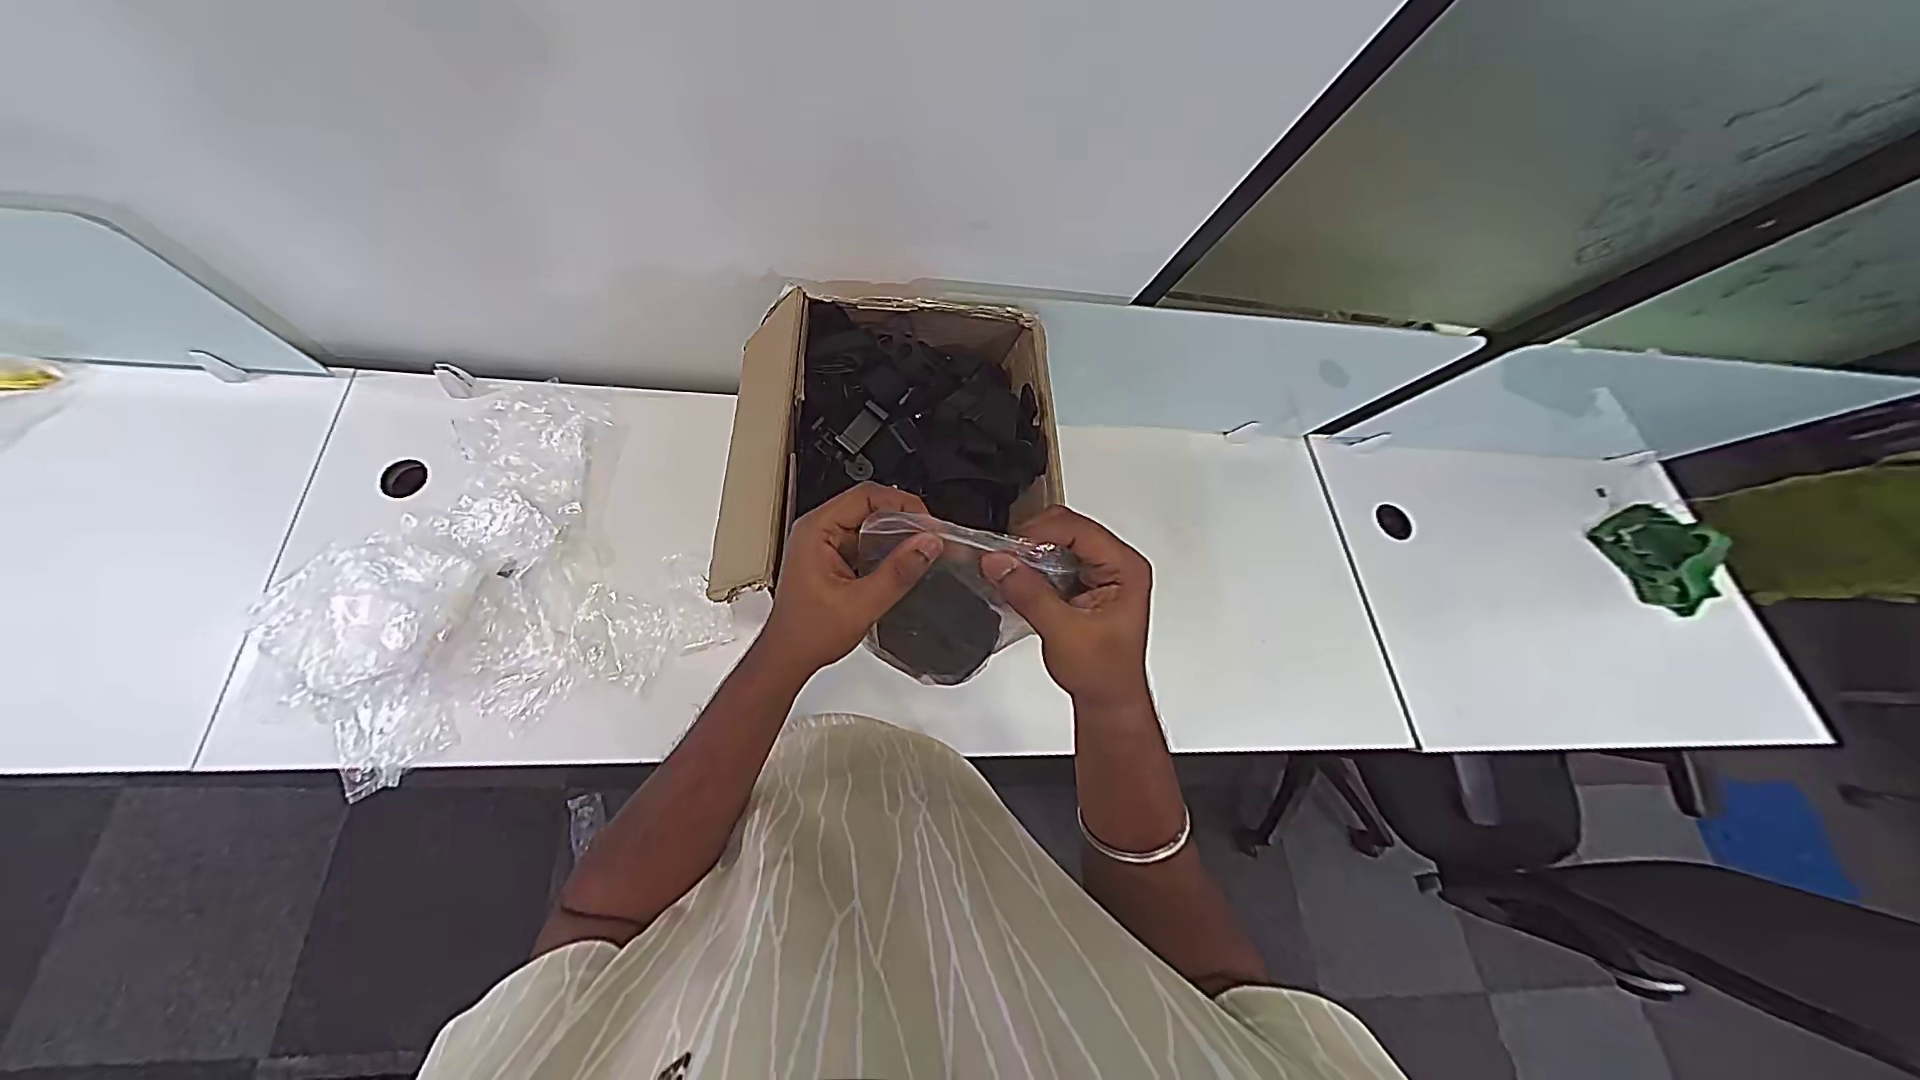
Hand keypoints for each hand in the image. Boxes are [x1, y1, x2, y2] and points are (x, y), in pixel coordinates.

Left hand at [760, 483, 943, 674]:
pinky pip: (865, 539)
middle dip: (904, 518)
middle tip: (930, 535)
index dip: (903, 504)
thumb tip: (927, 544)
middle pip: (870, 504)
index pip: (867, 496)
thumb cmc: (807, 633)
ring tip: (922, 548)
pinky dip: (887, 547)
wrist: (789, 656)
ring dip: (897, 533)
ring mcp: (824, 541)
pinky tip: (903, 562)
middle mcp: (817, 530)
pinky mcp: (832, 555)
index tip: (927, 522)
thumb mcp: (862, 604)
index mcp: (816, 530)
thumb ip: (898, 572)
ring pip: (870, 522)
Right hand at [980, 506, 1151, 708]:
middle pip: (1067, 527)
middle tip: (1005, 556)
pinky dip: (1032, 566)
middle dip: (1032, 539)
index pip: (1079, 529)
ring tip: (1008, 568)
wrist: (1107, 700)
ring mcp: (1100, 572)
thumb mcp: (1063, 632)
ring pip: (1057, 541)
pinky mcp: (1083, 582)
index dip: (1040, 532)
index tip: (1009, 547)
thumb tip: (1001, 562)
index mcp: (1125, 568)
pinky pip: (1053, 560)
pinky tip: (1018, 579)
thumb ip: (1029, 594)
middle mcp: (1116, 564)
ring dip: (1030, 553)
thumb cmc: (1104, 673)